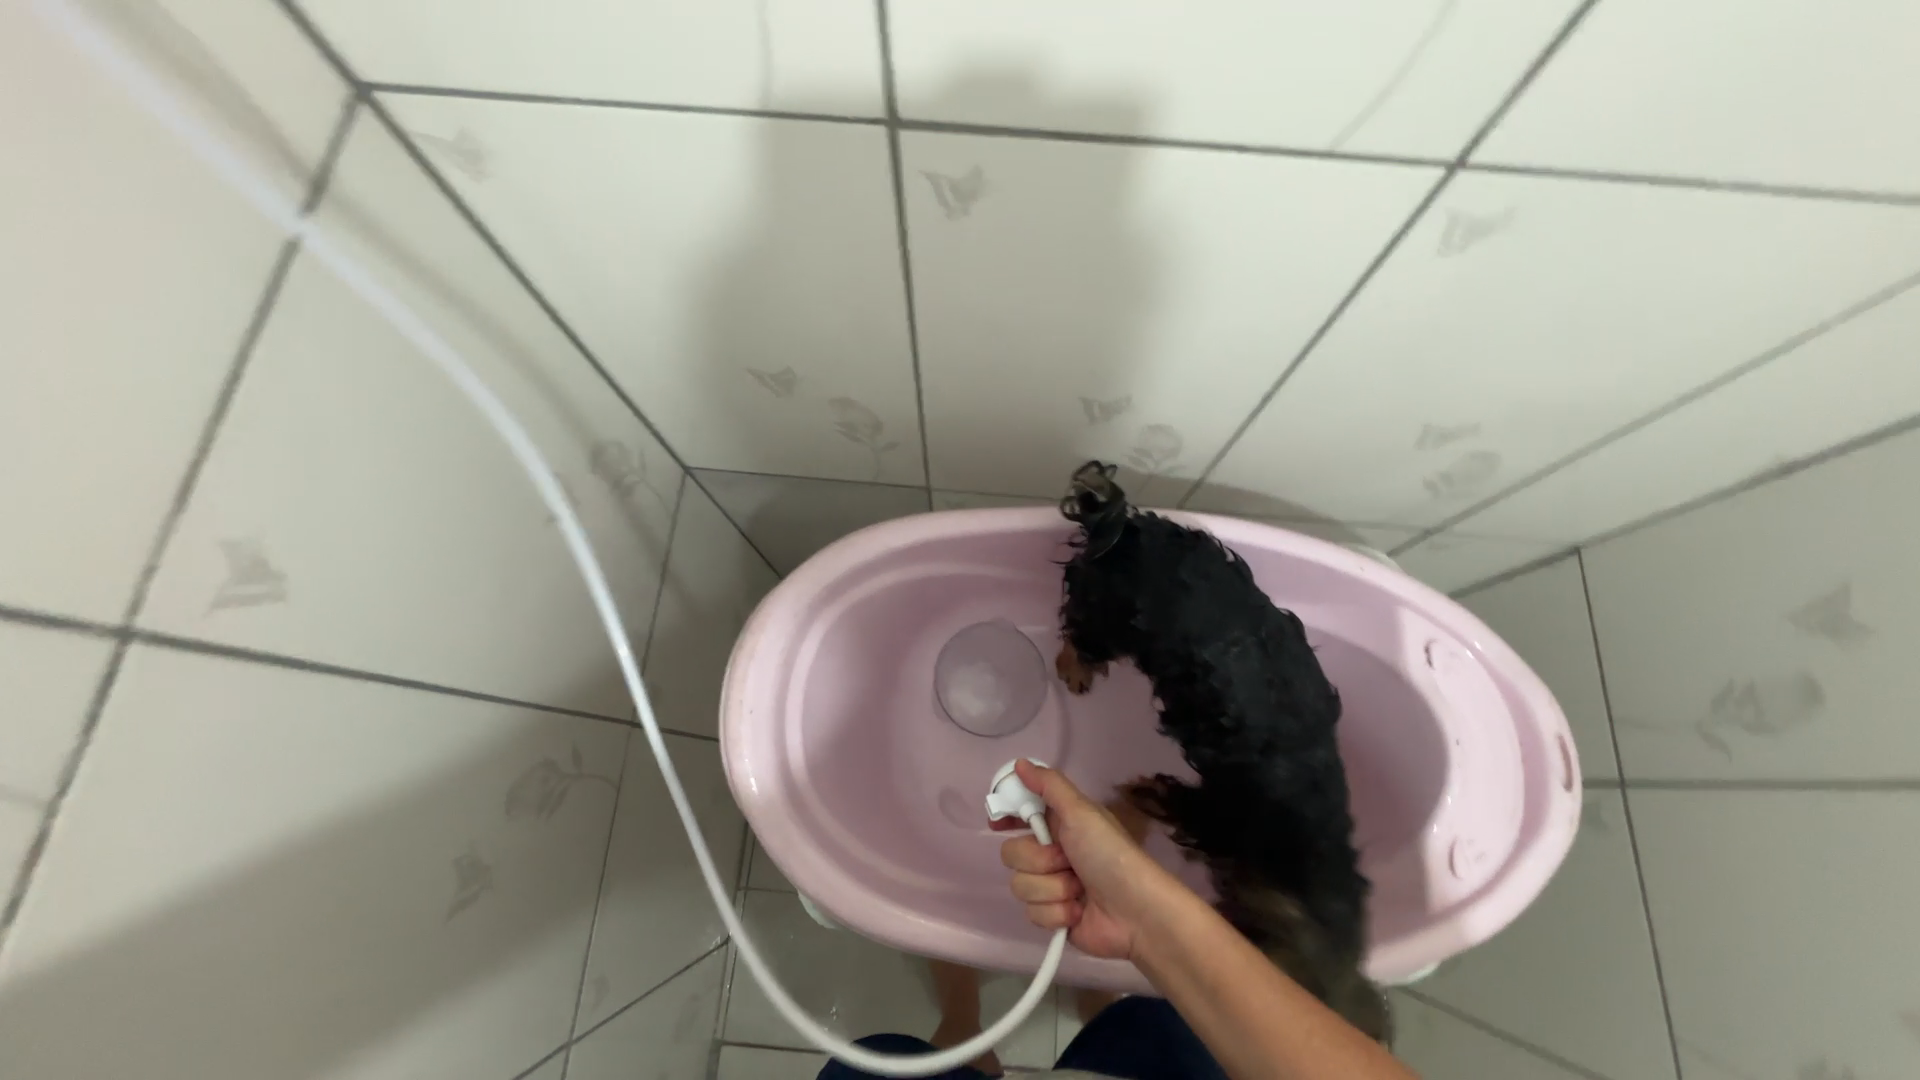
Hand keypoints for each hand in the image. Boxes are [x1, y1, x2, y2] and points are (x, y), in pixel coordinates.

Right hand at [999, 760, 1172, 959]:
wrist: (1136, 911)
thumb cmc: (1109, 854)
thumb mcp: (1081, 812)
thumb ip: (1049, 785)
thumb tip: (1019, 762)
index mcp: (1057, 823)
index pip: (1019, 814)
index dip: (1006, 817)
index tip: (998, 823)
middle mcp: (1050, 852)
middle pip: (1012, 854)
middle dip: (1040, 860)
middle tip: (1066, 860)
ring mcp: (1050, 886)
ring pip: (1020, 886)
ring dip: (1053, 889)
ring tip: (1079, 890)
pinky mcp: (1053, 916)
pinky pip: (1033, 914)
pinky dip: (1057, 912)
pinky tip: (1078, 911)